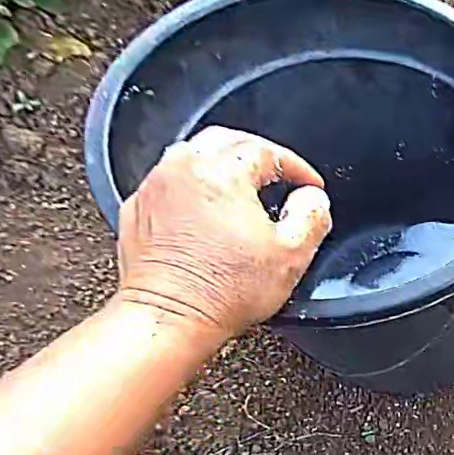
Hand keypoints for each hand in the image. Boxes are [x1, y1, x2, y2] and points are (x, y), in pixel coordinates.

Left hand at [115, 127, 332, 337]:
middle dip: (260, 153)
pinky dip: (198, 185)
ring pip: (194, 155)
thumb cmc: (228, 289)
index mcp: (222, 175)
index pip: (266, 151)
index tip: (312, 185)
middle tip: (283, 174)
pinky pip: (172, 181)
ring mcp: (154, 187)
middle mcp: (182, 170)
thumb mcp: (293, 254)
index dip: (297, 166)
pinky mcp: (139, 209)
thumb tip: (314, 199)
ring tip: (249, 186)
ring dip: (226, 163)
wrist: (173, 314)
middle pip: (225, 140)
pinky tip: (214, 209)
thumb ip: (311, 218)